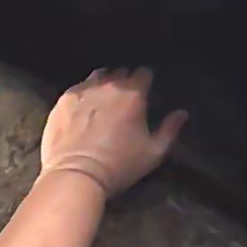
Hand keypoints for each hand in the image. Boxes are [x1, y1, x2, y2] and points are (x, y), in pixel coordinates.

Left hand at [40, 68, 187, 195]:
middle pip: (120, 72)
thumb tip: (182, 113)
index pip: (143, 73)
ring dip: (103, 83)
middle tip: (124, 100)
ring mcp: (84, 89)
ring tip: (102, 100)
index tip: (144, 91)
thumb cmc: (119, 165)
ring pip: (98, 76)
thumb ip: (170, 129)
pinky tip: (82, 108)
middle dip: (124, 81)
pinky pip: (78, 87)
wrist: (76, 175)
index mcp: (133, 94)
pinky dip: (84, 93)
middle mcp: (109, 85)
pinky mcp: (65, 98)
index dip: (145, 81)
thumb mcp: (153, 153)